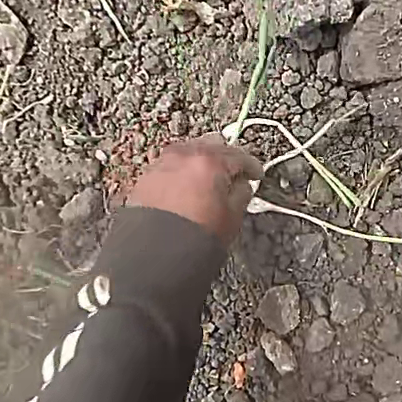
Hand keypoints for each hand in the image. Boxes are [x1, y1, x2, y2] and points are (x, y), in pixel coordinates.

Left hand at [124, 134, 263, 244]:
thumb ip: (242, 193)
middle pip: (211, 144)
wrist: (155, 257)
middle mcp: (183, 156)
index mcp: (210, 161)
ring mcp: (161, 165)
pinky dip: (181, 173)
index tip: (256, 175)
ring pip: (187, 153)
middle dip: (224, 156)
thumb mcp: (233, 217)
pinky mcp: (145, 179)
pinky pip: (169, 167)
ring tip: (208, 182)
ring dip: (200, 162)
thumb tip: (242, 185)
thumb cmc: (194, 238)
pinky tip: (186, 189)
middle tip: (233, 173)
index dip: (252, 166)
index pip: (239, 156)